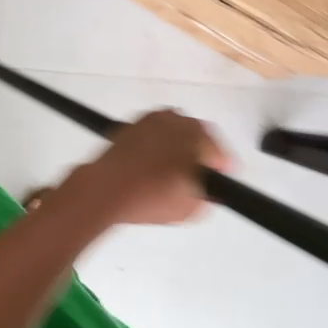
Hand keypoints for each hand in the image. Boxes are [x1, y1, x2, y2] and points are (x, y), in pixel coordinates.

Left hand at [78, 110, 231, 225]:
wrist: (105, 189)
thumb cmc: (151, 197)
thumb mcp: (191, 208)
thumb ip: (206, 196)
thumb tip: (206, 192)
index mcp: (199, 137)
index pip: (220, 152)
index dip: (222, 167)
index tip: (221, 177)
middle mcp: (177, 121)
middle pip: (199, 135)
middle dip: (202, 152)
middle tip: (198, 173)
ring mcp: (151, 119)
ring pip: (175, 130)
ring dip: (179, 144)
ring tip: (174, 168)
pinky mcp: (131, 124)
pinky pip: (153, 131)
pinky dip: (158, 142)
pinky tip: (153, 160)